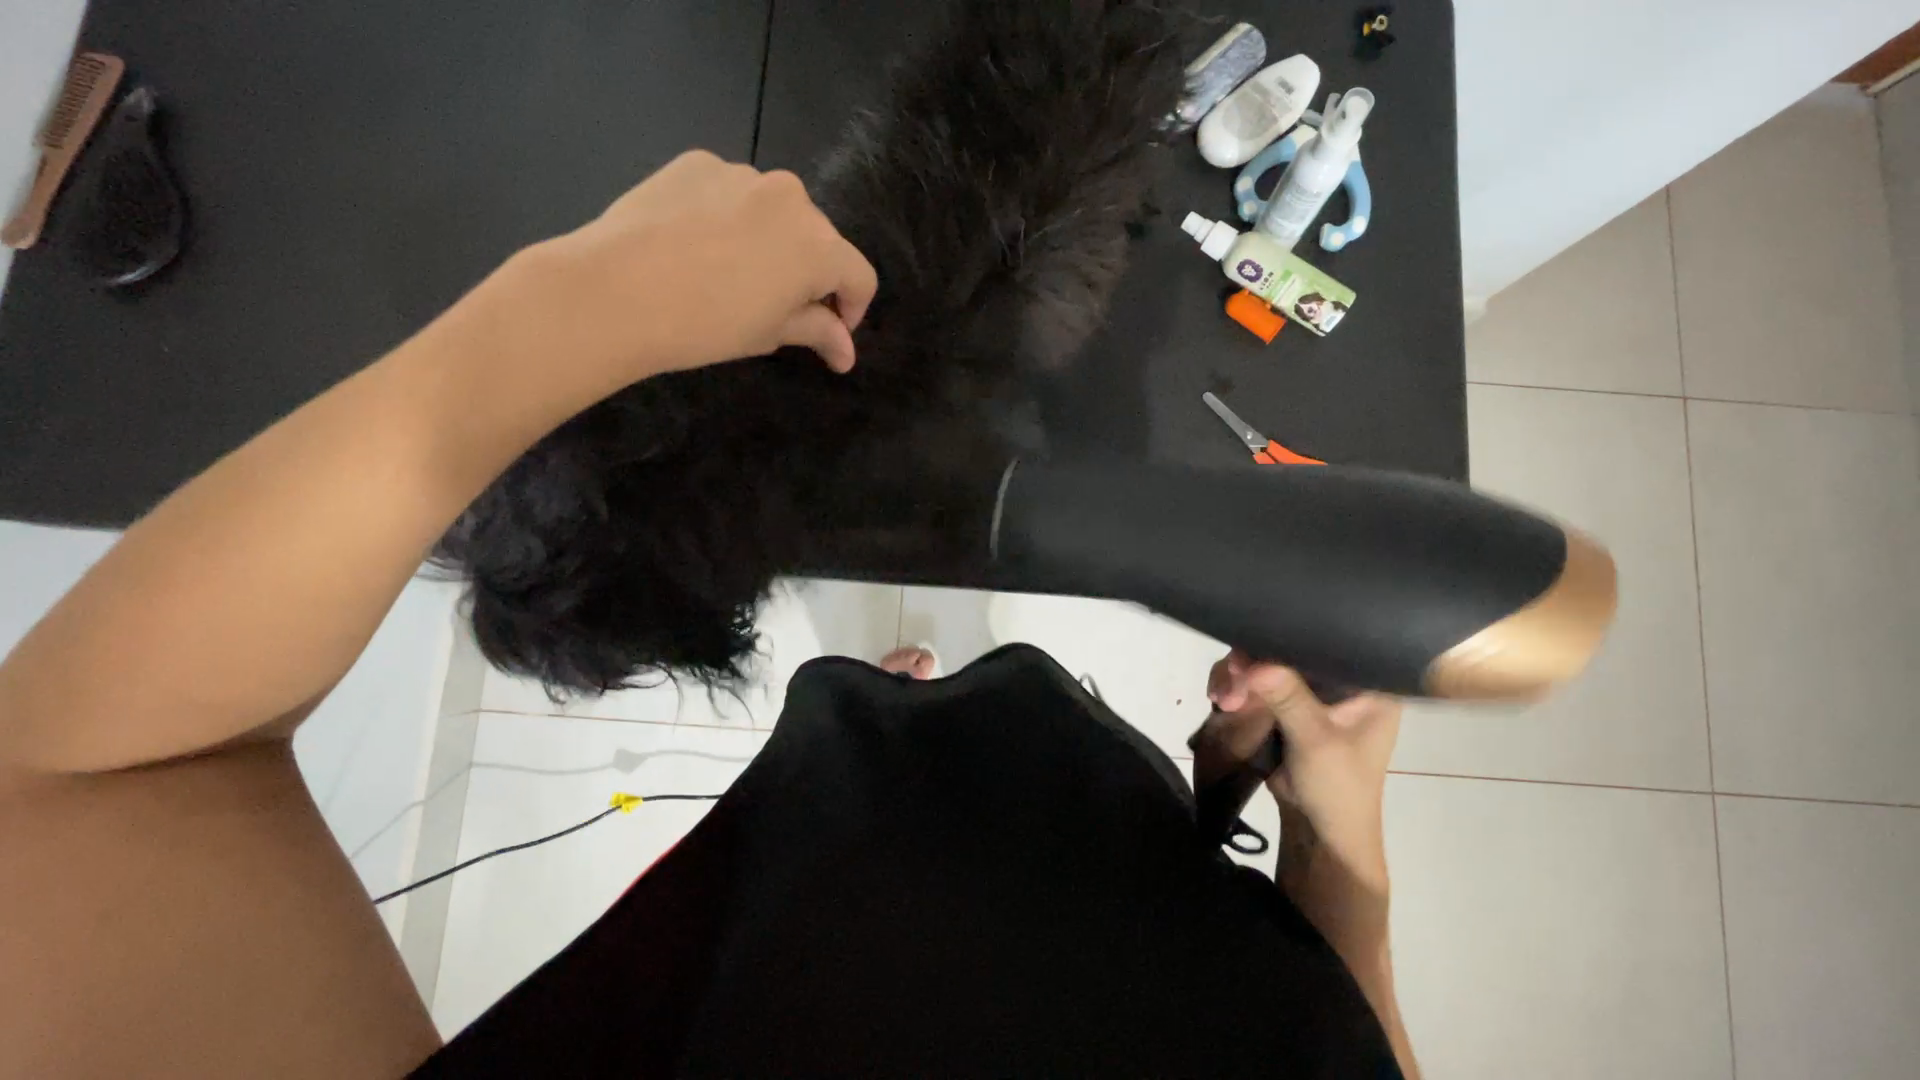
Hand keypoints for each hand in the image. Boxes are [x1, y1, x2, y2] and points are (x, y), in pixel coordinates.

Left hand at [484, 149, 877, 393]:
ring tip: (729, 273)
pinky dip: (727, 217)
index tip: (830, 332)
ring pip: (773, 212)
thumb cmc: (705, 325)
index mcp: (819, 246)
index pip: (859, 276)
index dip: (851, 309)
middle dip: (809, 273)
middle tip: (776, 306)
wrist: (614, 291)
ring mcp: (743, 174)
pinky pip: (730, 193)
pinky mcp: (699, 163)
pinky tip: (695, 245)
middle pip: (819, 239)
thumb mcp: (769, 334)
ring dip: (769, 241)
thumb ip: (817, 332)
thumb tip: (846, 352)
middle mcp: (791, 198)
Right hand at [1204, 650, 1401, 865]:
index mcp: (1366, 683)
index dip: (1286, 640)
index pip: (1325, 643)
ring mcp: (1311, 693)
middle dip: (1252, 663)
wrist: (1321, 832)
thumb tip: (1253, 662)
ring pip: (1266, 665)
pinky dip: (1236, 688)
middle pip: (1288, 651)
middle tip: (1229, 682)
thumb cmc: (1337, 787)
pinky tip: (1220, 699)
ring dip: (1238, 678)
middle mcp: (1340, 680)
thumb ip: (1288, 698)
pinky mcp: (1286, 707)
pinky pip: (1256, 684)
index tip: (1251, 654)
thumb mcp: (1316, 741)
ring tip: (1221, 700)